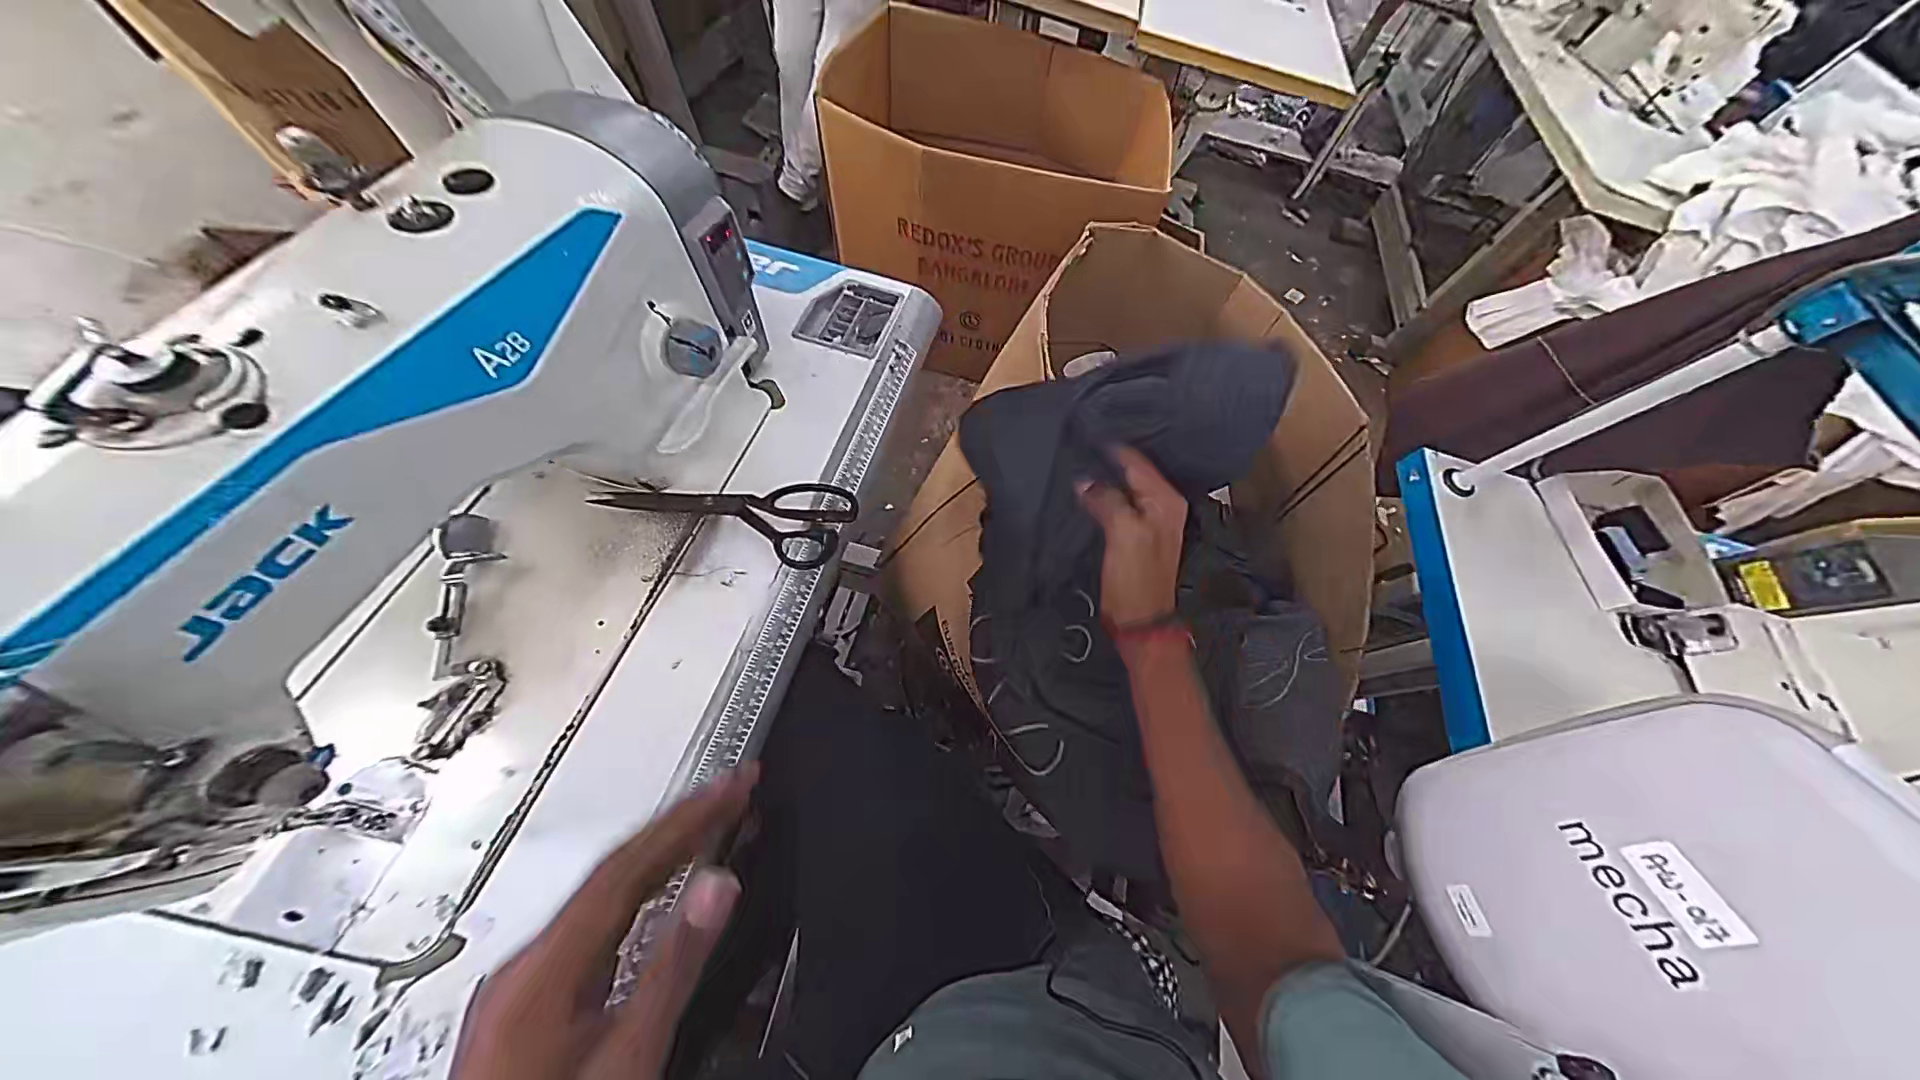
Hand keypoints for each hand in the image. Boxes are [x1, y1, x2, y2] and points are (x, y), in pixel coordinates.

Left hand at [452, 767, 756, 1079]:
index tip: (731, 785)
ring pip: (607, 890)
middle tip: (732, 788)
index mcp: (541, 973)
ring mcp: (527, 983)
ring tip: (712, 818)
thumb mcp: (628, 1056)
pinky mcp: (536, 1000)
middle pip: (615, 868)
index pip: (625, 865)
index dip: (687, 817)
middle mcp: (526, 968)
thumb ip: (675, 967)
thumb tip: (718, 886)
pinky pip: (600, 917)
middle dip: (681, 821)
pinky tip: (669, 880)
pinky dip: (645, 885)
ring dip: (665, 848)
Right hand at [1076, 446, 1186, 627]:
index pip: (1137, 461)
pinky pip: (1117, 507)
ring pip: (1123, 489)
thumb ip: (1107, 500)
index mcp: (1165, 502)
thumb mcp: (1123, 533)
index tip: (1087, 435)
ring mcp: (1148, 523)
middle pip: (1132, 473)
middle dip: (1107, 462)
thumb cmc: (1136, 582)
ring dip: (1103, 481)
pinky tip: (1085, 495)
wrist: (1138, 621)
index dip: (1112, 448)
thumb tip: (1086, 482)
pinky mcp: (1134, 537)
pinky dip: (1102, 499)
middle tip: (1079, 446)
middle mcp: (1161, 508)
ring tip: (1078, 466)